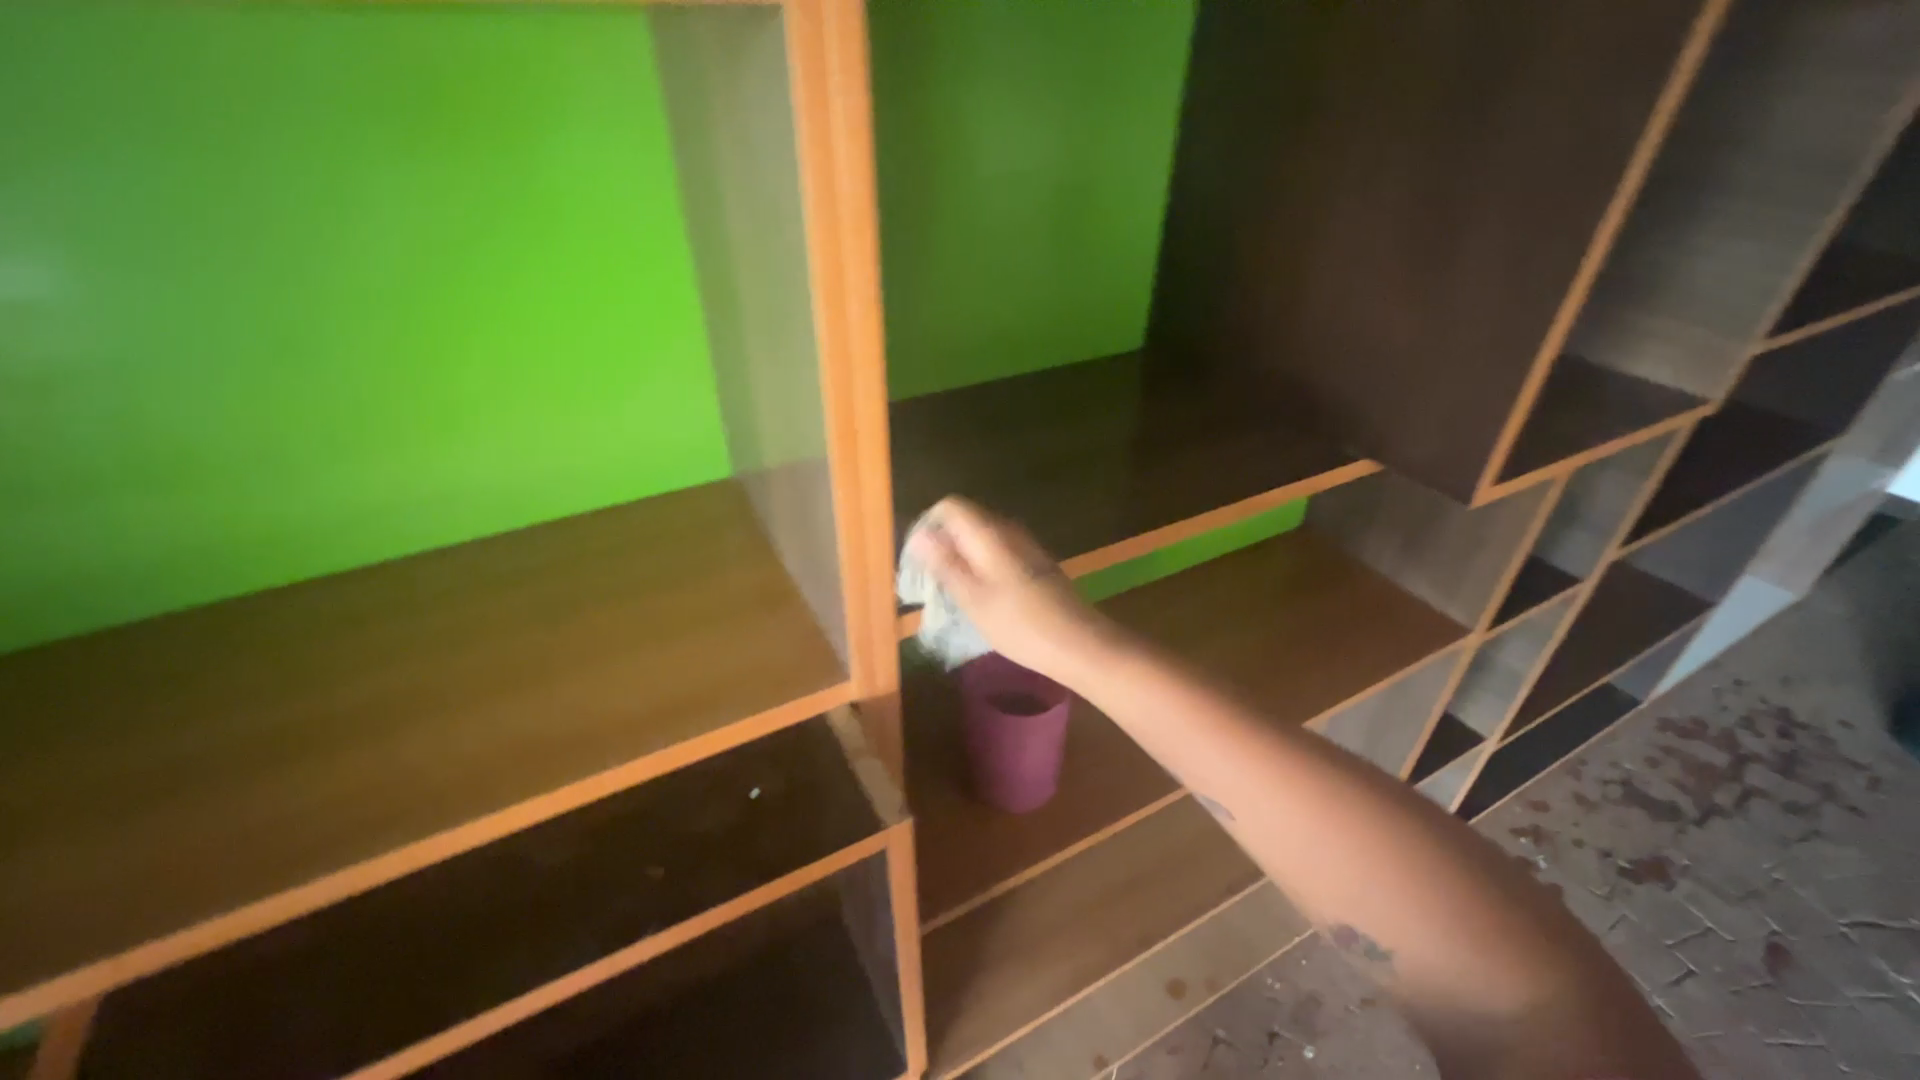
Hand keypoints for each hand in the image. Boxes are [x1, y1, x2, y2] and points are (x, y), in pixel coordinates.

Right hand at [907, 496, 1119, 680]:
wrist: (1079, 644)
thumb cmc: (1019, 624)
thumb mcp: (972, 598)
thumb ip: (945, 563)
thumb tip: (919, 534)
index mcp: (990, 533)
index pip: (951, 506)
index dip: (930, 525)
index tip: (919, 558)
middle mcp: (1009, 530)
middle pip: (967, 521)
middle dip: (945, 544)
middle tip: (931, 581)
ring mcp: (1026, 546)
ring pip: (983, 539)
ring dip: (964, 558)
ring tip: (952, 592)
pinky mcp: (1037, 564)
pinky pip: (999, 554)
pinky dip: (983, 568)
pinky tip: (982, 598)